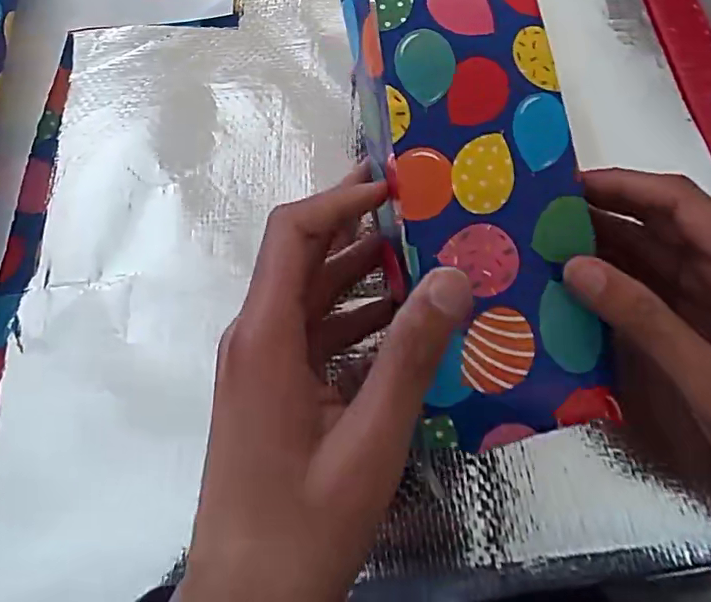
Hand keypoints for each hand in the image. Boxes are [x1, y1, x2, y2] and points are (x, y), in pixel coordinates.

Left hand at [178, 167, 473, 601]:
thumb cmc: (302, 525)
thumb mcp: (370, 441)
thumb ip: (411, 355)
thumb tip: (453, 275)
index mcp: (266, 335)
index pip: (292, 233)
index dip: (340, 200)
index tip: (392, 185)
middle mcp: (257, 335)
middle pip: (304, 255)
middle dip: (358, 223)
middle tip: (419, 201)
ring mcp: (265, 362)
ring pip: (316, 293)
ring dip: (365, 269)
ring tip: (426, 249)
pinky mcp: (277, 386)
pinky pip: (320, 330)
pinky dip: (360, 314)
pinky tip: (409, 316)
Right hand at [563, 169, 710, 601]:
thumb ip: (644, 321)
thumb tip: (576, 265)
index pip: (682, 204)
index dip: (627, 185)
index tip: (571, 183)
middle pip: (670, 227)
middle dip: (612, 212)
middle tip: (549, 211)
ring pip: (665, 260)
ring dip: (615, 249)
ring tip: (555, 241)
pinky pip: (667, 296)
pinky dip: (628, 287)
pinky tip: (589, 287)